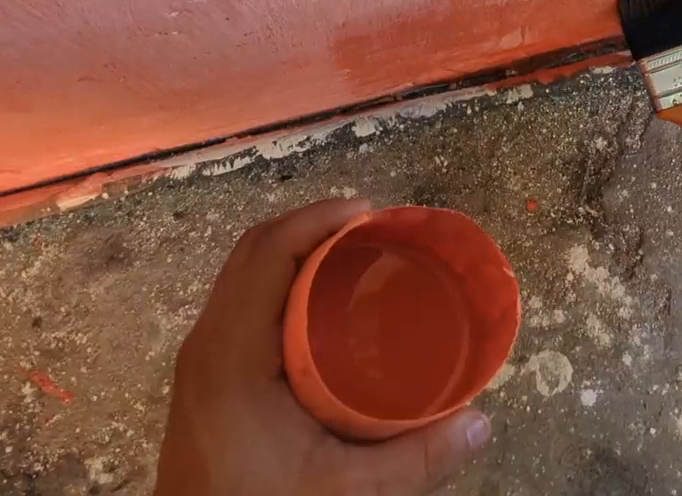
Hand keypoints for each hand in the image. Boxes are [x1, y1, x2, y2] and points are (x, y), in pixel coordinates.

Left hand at [154, 198, 491, 494]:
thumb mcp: (342, 493)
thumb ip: (414, 461)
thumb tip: (481, 422)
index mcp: (231, 353)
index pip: (268, 251)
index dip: (317, 218)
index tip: (368, 213)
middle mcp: (207, 340)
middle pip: (253, 247)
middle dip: (310, 223)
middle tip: (368, 228)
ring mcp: (199, 354)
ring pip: (242, 267)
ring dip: (292, 245)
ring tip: (347, 251)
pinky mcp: (203, 369)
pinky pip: (239, 292)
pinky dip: (276, 272)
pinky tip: (314, 294)